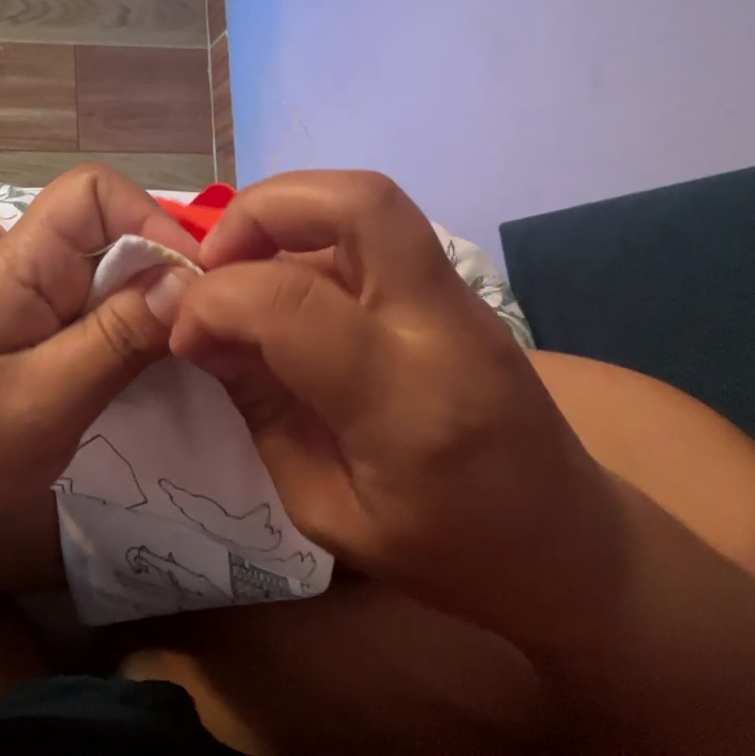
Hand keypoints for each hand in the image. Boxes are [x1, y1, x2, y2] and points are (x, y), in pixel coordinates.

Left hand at [0, 165, 200, 526]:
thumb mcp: (42, 400)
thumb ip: (115, 341)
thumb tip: (189, 281)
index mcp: (22, 264)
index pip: (93, 192)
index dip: (150, 218)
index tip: (192, 284)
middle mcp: (36, 270)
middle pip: (116, 231)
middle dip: (166, 269)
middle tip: (204, 333)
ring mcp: (42, 304)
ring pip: (118, 274)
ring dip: (157, 306)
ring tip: (191, 355)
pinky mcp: (49, 336)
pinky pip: (107, 315)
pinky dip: (140, 334)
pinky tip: (160, 371)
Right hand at [167, 171, 626, 641]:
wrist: (570, 550)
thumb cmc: (444, 554)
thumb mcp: (325, 510)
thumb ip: (261, 408)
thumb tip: (200, 331)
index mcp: (404, 403)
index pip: (289, 301)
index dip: (214, 301)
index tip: (184, 332)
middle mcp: (441, 328)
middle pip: (356, 203)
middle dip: (260, 210)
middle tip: (213, 259)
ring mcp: (463, 300)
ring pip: (371, 201)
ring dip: (287, 214)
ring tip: (242, 267)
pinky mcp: (463, 293)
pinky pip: (379, 234)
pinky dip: (313, 237)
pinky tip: (287, 286)